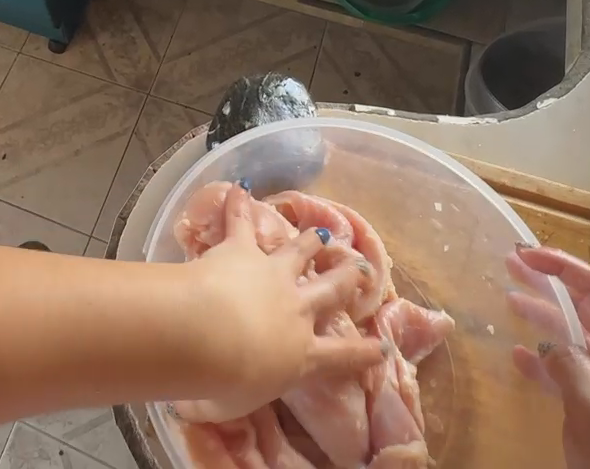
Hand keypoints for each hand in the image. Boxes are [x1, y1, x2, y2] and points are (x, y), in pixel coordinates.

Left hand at [173, 183, 384, 421]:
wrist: (208, 333)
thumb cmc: (224, 380)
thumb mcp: (241, 401)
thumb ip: (244, 392)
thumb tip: (227, 395)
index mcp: (301, 353)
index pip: (341, 356)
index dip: (363, 352)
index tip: (381, 345)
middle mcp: (295, 308)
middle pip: (329, 291)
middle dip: (347, 280)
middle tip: (362, 269)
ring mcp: (271, 273)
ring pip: (298, 252)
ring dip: (310, 241)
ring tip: (321, 234)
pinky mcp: (241, 250)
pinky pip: (240, 222)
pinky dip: (238, 205)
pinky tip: (240, 187)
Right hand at [509, 246, 589, 468]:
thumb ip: (574, 367)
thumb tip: (548, 344)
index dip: (566, 268)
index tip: (526, 255)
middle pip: (587, 309)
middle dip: (551, 282)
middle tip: (511, 263)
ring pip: (573, 337)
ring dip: (541, 314)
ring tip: (507, 298)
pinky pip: (566, 372)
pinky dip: (540, 359)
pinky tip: (517, 357)